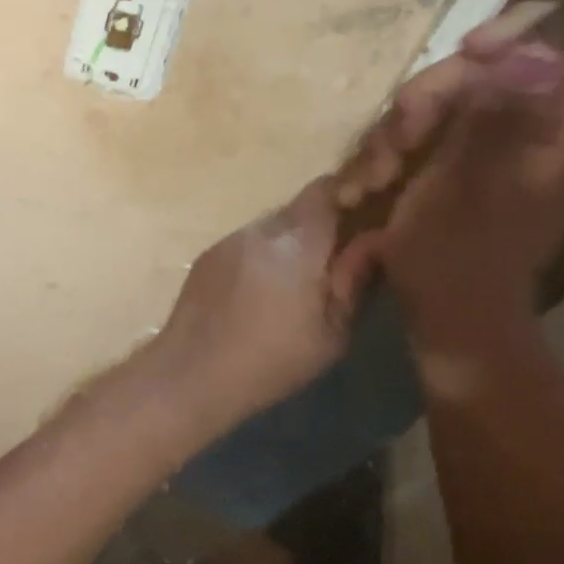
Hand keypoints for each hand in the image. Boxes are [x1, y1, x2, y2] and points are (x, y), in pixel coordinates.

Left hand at [151, 176, 375, 431]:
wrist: (189, 374)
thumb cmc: (270, 361)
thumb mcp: (331, 331)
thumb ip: (354, 278)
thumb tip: (375, 239)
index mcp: (296, 242)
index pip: (328, 189)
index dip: (352, 191)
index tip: (370, 210)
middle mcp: (258, 231)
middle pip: (299, 208)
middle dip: (323, 224)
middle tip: (340, 257)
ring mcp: (226, 243)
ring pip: (270, 228)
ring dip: (290, 244)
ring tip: (299, 283)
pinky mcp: (205, 259)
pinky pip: (245, 246)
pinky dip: (262, 258)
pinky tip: (261, 293)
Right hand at [340, 4, 563, 339]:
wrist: (453, 323)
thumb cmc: (457, 258)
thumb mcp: (463, 183)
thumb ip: (493, 115)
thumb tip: (528, 53)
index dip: (519, 33)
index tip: (465, 49)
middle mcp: (546, 133)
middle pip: (497, 70)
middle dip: (437, 94)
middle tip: (400, 135)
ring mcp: (508, 153)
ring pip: (457, 104)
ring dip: (406, 129)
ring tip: (373, 175)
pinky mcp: (475, 172)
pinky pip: (442, 136)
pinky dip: (406, 152)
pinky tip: (373, 181)